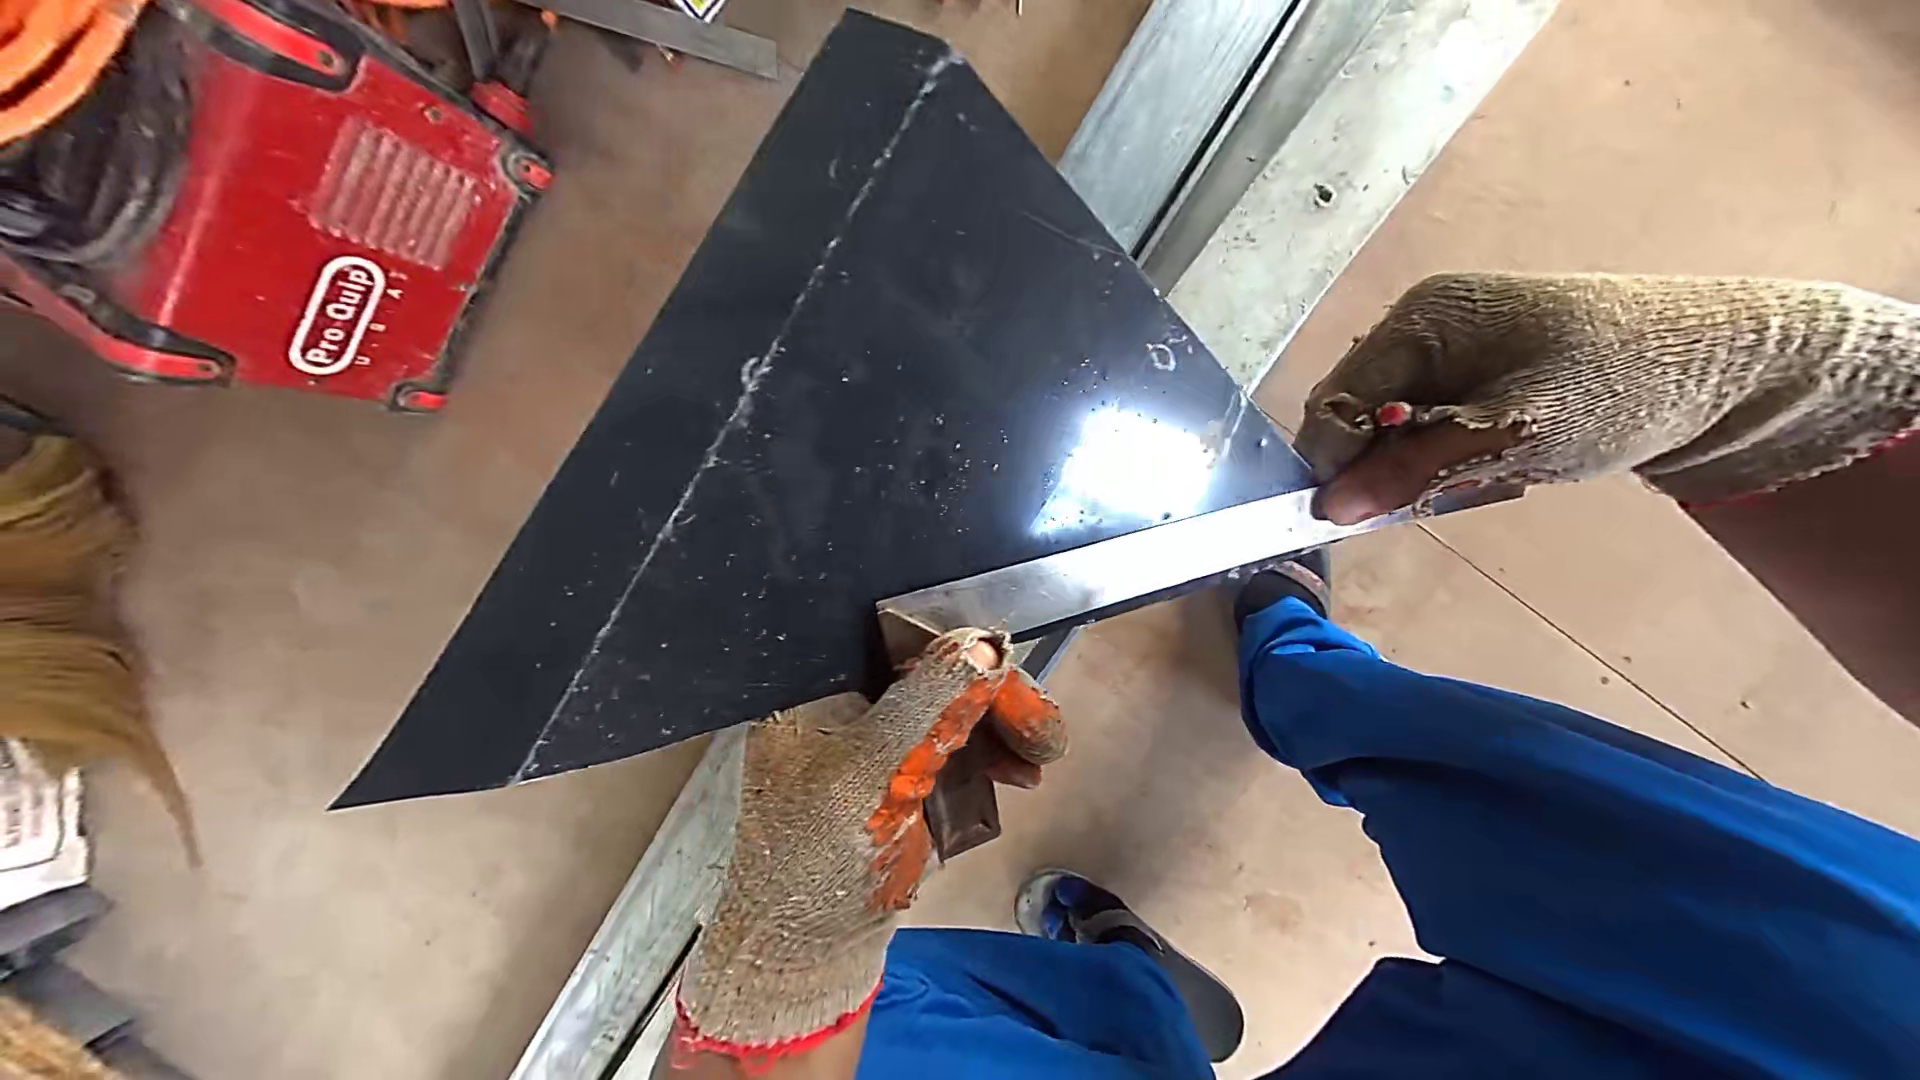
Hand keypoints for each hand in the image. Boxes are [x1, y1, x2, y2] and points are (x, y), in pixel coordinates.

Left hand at [668, 630, 1063, 1072]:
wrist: (811, 956)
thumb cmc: (816, 865)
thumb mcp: (867, 778)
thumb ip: (924, 711)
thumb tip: (982, 646)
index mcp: (819, 686)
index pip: (898, 640)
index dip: (959, 649)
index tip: (1009, 673)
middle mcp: (849, 698)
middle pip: (937, 669)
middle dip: (995, 695)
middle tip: (1042, 729)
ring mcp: (880, 732)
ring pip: (957, 703)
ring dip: (1005, 723)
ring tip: (1044, 750)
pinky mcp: (907, 766)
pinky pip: (960, 741)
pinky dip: (995, 751)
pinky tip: (1022, 768)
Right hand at [1297, 273, 1919, 522]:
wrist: (1737, 368)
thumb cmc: (1628, 388)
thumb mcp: (1515, 434)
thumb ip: (1412, 470)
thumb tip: (1328, 509)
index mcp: (1418, 320)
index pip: (1333, 401)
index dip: (1336, 460)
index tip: (1361, 506)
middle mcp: (1412, 323)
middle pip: (1346, 410)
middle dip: (1370, 460)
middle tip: (1420, 492)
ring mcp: (1433, 342)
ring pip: (1372, 419)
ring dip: (1397, 459)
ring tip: (1457, 471)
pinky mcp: (1454, 363)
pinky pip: (1404, 417)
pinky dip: (1421, 449)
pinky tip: (1465, 455)